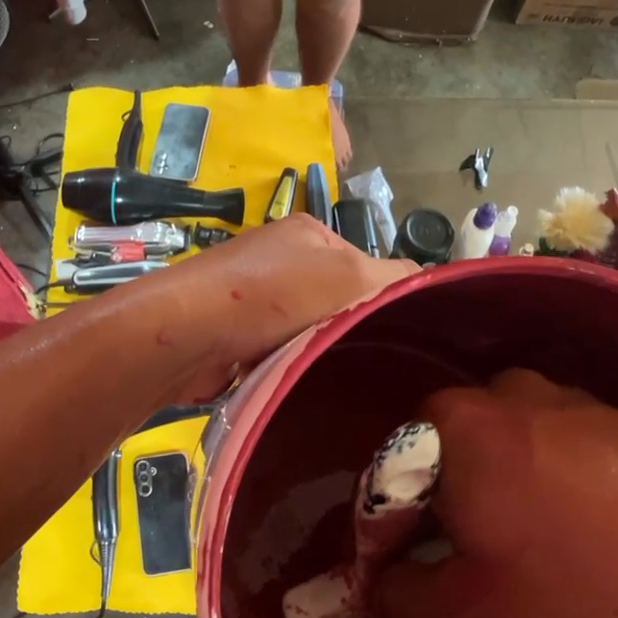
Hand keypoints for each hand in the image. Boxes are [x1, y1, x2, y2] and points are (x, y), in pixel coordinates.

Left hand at [131, 216, 413, 398]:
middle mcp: (281, 259)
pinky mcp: (234, 336)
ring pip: (308, 332)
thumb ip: (392, 278)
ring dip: (317, 353)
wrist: (186, 333)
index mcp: (310, 233)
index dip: (383, 299)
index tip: (396, 336)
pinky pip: (279, 354)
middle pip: (337, 301)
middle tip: (368, 363)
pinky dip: (288, 368)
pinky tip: (297, 383)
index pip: (368, 265)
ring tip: (333, 377)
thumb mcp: (347, 275)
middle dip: (349, 330)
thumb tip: (431, 283)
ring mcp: (253, 298)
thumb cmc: (270, 295)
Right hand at [378, 369, 617, 617]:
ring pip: (507, 440)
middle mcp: (512, 393)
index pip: (389, 464)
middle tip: (462, 559)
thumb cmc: (585, 601)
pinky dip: (548, 481)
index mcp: (459, 426)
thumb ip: (403, 593)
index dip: (387, 522)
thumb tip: (374, 584)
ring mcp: (577, 401)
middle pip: (448, 442)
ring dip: (498, 486)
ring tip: (524, 549)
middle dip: (443, 497)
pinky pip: (559, 445)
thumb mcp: (475, 614)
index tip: (400, 569)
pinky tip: (580, 535)